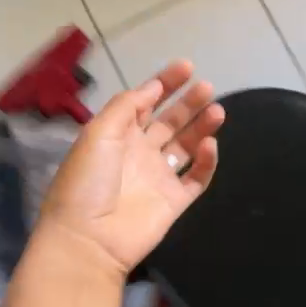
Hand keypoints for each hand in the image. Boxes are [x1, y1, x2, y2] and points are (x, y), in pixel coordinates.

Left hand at [38, 60, 224, 279]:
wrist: (89, 239)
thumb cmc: (87, 182)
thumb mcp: (98, 133)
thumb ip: (127, 106)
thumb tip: (151, 88)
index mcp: (117, 136)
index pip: (144, 103)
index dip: (164, 83)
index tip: (186, 67)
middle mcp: (139, 153)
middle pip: (170, 122)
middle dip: (188, 103)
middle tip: (207, 87)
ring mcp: (158, 177)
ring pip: (187, 146)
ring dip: (202, 127)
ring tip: (218, 111)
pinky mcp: (175, 200)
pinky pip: (197, 177)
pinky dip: (207, 161)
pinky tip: (210, 146)